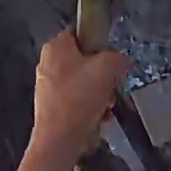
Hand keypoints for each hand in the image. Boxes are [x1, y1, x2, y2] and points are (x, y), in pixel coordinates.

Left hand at [30, 30, 128, 157]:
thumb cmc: (80, 97)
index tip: (113, 54)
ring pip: (84, 79)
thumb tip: (123, 60)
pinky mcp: (51, 105)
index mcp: (56, 47)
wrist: (59, 140)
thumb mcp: (107, 68)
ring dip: (101, 91)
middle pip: (85, 58)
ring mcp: (48, 85)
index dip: (99, 40)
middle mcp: (48, 62)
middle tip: (113, 83)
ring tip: (107, 103)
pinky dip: (90, 104)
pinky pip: (77, 97)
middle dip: (103, 72)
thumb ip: (118, 58)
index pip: (80, 30)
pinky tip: (99, 116)